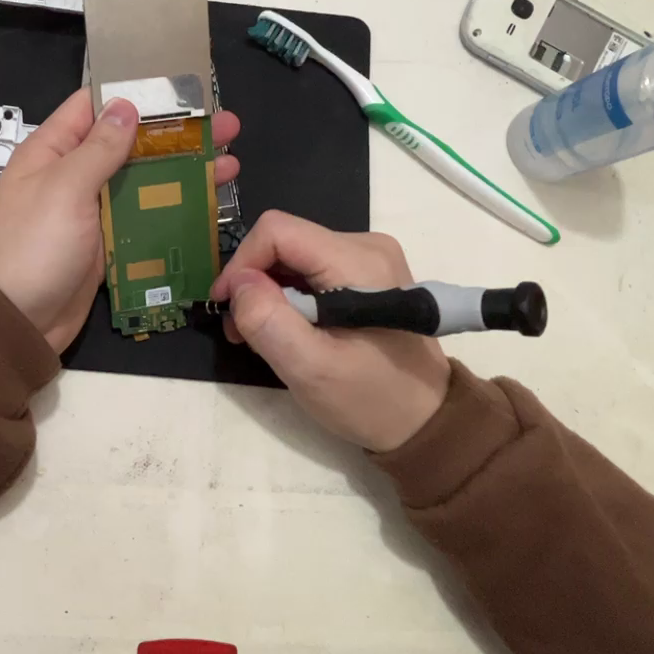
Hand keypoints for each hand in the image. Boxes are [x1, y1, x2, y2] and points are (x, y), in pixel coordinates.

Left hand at [0, 89, 241, 352]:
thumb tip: (125, 106)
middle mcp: (72, 175)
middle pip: (128, 143)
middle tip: (226, 125)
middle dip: (175, 133)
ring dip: (182, 170)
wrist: (16, 321)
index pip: (94, 106)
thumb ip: (97, 149)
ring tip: (230, 162)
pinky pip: (143, 217)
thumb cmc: (33, 248)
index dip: (137, 93)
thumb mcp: (63, 189)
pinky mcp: (106, 243)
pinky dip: (172, 208)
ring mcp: (90, 210)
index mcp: (52, 151)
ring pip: (142, 180)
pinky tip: (207, 201)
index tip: (182, 86)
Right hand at [210, 211, 449, 451]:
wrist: (428, 421)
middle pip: (284, 242)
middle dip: (252, 283)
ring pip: (292, 256)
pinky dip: (287, 297)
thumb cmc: (372, 400)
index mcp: (358, 261)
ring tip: (259, 337)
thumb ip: (269, 321)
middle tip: (240, 332)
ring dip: (267, 294)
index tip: (225, 306)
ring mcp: (367, 258)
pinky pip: (308, 270)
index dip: (242, 264)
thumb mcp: (311, 369)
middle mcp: (365, 246)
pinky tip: (285, 331)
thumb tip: (238, 282)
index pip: (277, 231)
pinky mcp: (365, 274)